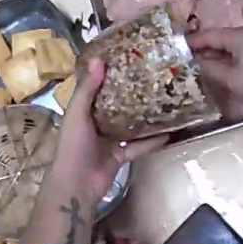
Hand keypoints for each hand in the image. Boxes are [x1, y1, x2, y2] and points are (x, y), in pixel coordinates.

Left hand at [48, 58, 166, 204]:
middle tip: (152, 79)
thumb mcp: (78, 114)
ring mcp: (109, 140)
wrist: (77, 184)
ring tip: (163, 101)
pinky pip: (139, 145)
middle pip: (116, 105)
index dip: (109, 75)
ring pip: (130, 125)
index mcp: (83, 111)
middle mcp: (96, 123)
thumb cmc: (74, 146)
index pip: (97, 88)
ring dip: (144, 117)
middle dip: (132, 94)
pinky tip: (168, 132)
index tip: (128, 60)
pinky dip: (152, 141)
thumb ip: (88, 89)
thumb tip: (99, 59)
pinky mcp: (120, 155)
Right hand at [188, 27, 242, 126]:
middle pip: (223, 41)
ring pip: (234, 51)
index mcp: (242, 35)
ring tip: (200, 71)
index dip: (193, 43)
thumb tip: (196, 63)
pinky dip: (231, 65)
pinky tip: (223, 77)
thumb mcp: (232, 79)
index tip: (176, 50)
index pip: (210, 35)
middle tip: (185, 63)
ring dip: (218, 60)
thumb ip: (211, 69)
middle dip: (205, 52)